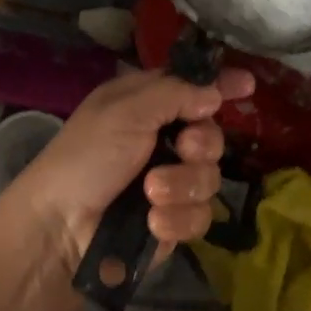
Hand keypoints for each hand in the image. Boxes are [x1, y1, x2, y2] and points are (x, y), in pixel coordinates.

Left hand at [0, 68, 256, 277]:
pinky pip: (201, 215)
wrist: (62, 227)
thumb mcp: (125, 111)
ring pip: (210, 177)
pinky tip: (152, 223)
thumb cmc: (86, 155)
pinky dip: (177, 218)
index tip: (248, 84)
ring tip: (150, 193)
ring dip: (182, 184)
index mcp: (146, 103)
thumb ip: (173, 94)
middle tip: (184, 149)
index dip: (220, 84)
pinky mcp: (175, 221)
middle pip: (211, 133)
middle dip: (202, 143)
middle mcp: (162, 138)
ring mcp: (170, 181)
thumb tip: (213, 93)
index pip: (191, 86)